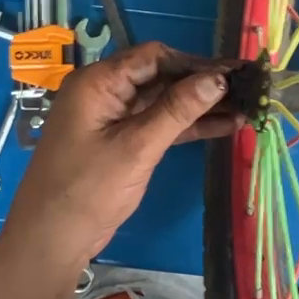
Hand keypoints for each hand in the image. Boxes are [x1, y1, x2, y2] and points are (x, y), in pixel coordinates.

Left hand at [6, 43, 243, 264]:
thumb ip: (177, 110)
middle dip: (203, 83)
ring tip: (245, 108)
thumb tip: (218, 78)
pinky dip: (188, 126)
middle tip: (248, 88)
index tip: (235, 70)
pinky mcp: (122, 141)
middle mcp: (105, 92)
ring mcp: (113, 118)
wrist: (51, 241)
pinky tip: (224, 127)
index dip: (196, 62)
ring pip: (164, 102)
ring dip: (201, 106)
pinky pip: (159, 124)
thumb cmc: (87, 190)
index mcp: (98, 82)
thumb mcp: (136, 148)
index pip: (154, 57)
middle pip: (161, 76)